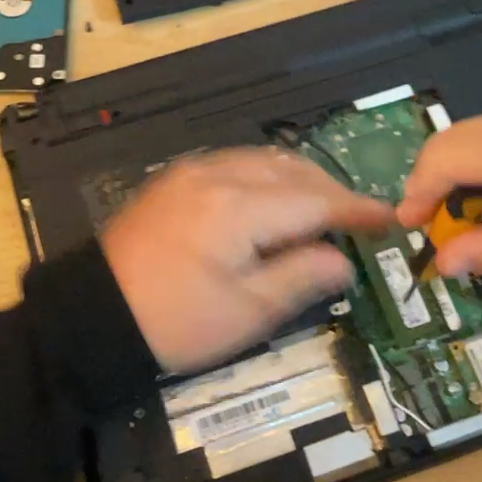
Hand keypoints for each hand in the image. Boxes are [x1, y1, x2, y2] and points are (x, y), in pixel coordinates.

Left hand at [101, 148, 393, 372]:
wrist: (93, 312)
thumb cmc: (173, 321)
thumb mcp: (245, 312)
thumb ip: (300, 278)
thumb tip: (344, 260)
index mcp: (238, 207)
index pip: (314, 199)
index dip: (356, 209)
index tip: (388, 217)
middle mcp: (217, 175)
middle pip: (292, 170)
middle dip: (331, 191)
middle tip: (358, 220)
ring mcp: (191, 172)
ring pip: (264, 160)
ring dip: (300, 179)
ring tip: (322, 211)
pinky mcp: (175, 180)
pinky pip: (235, 163)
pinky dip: (266, 176)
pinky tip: (273, 201)